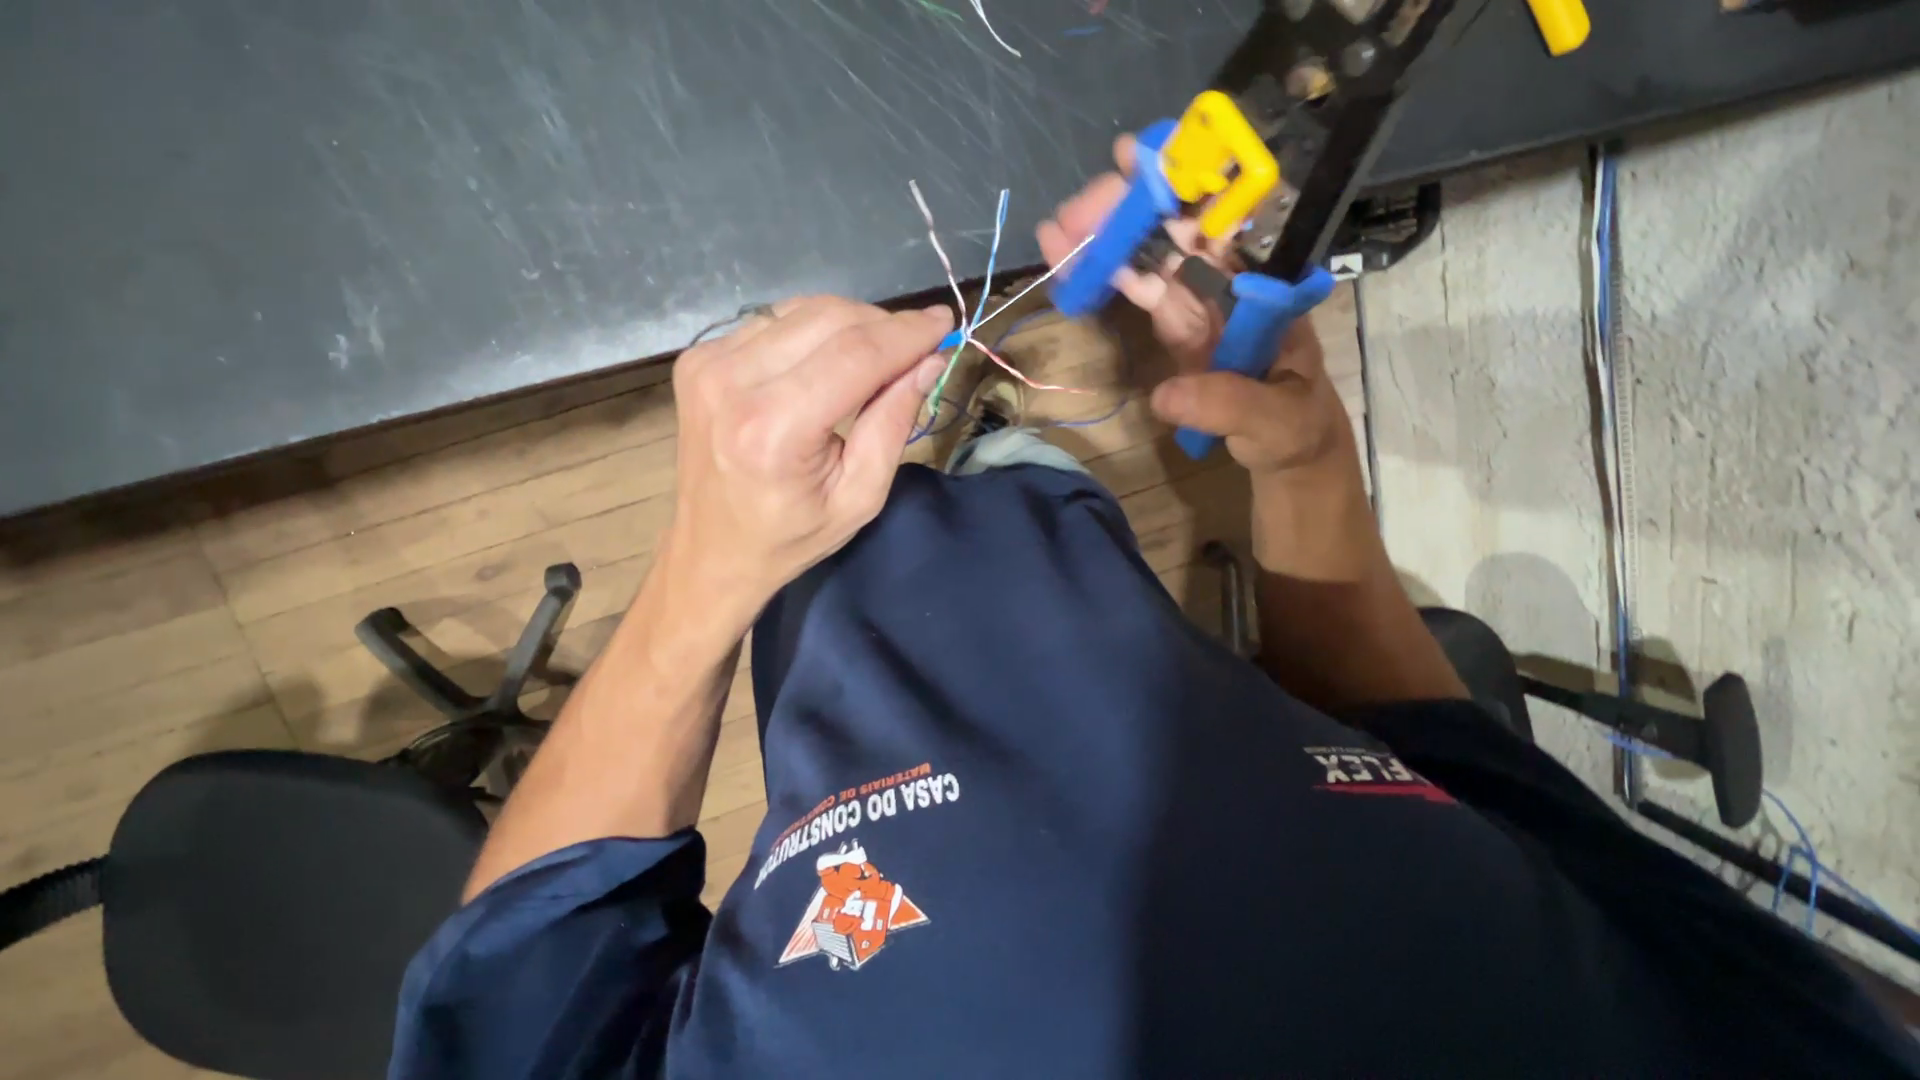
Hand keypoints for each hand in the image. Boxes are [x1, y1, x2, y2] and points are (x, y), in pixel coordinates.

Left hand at [662, 297, 952, 615]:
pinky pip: (775, 320)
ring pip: (803, 311)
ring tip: (879, 354)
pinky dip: (814, 330)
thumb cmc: (790, 536)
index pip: (855, 355)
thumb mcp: (859, 497)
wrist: (711, 549)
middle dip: (885, 324)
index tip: (945, 322)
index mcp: (773, 430)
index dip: (906, 333)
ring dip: (852, 323)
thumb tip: (928, 360)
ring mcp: (709, 364)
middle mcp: (733, 383)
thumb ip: (893, 425)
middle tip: (919, 344)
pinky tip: (831, 358)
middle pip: (830, 320)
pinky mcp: (700, 357)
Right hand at [1037, 135, 1352, 478]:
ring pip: (1151, 252)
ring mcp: (1201, 297)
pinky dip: (1104, 275)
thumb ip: (1227, 404)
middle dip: (1127, 211)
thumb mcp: (1274, 421)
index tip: (1142, 162)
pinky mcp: (1176, 322)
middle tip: (1076, 213)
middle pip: (1179, 225)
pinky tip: (1069, 261)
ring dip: (1105, 238)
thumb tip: (1165, 397)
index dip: (1186, 183)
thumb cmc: (1296, 429)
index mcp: (1266, 283)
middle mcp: (1233, 276)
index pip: (1228, 218)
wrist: (1287, 449)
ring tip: (1056, 231)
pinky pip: (1138, 288)